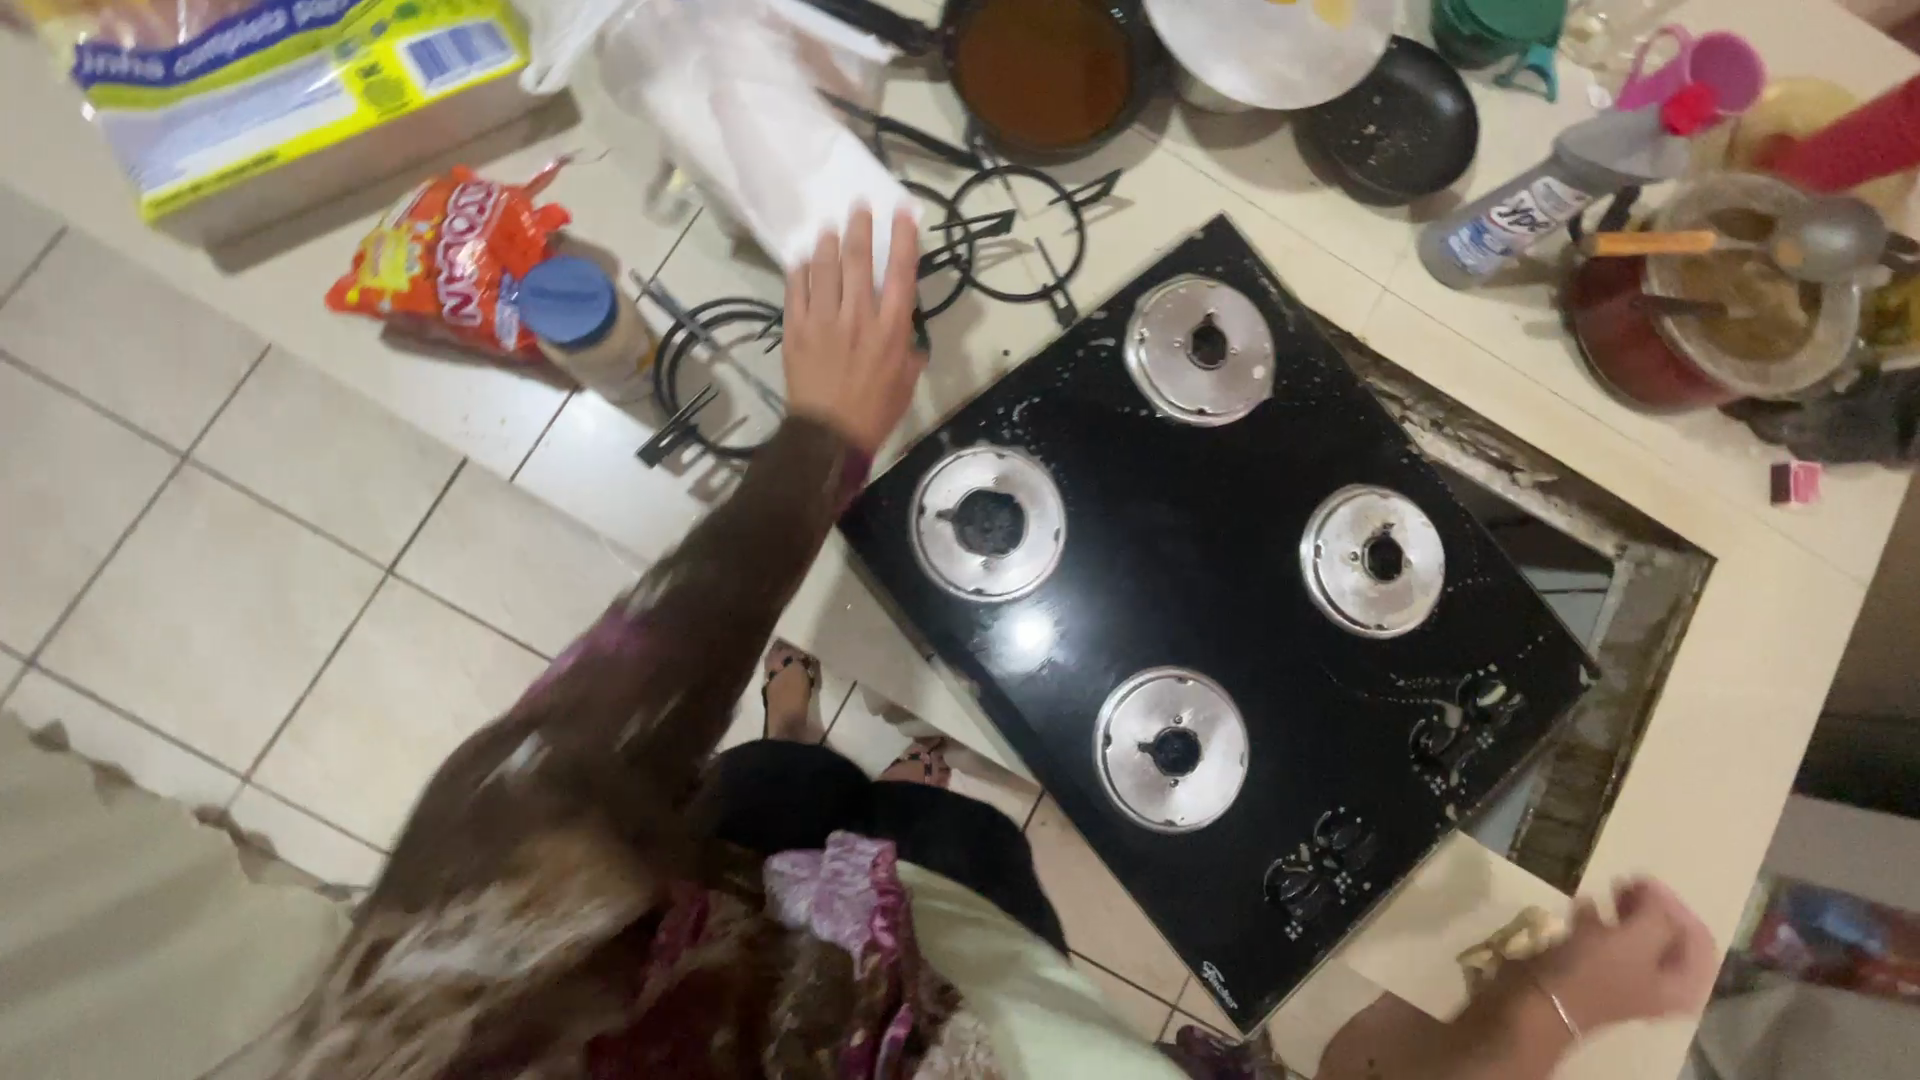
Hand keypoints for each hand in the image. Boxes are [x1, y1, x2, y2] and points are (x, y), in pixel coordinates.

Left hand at [782, 206, 925, 455]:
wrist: (829, 435)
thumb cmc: (874, 413)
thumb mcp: (905, 384)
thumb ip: (909, 353)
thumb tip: (909, 339)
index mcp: (891, 329)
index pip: (900, 271)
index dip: (903, 238)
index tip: (902, 212)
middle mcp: (859, 315)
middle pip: (858, 258)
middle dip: (860, 226)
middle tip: (858, 206)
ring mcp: (824, 320)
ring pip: (825, 267)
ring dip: (828, 241)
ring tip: (829, 226)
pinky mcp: (796, 329)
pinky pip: (796, 289)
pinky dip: (800, 270)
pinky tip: (802, 258)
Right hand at [1528, 877, 1719, 1032]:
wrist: (1540, 998)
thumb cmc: (1592, 972)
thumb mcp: (1632, 942)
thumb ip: (1655, 916)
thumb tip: (1655, 890)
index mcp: (1682, 984)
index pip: (1698, 940)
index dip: (1676, 907)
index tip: (1645, 881)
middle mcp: (1660, 982)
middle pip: (1668, 937)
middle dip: (1652, 906)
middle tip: (1627, 881)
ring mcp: (1626, 976)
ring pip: (1636, 935)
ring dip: (1626, 909)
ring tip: (1608, 888)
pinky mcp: (1595, 968)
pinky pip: (1606, 939)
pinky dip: (1599, 919)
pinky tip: (1584, 904)